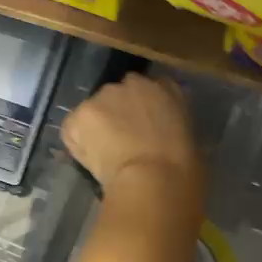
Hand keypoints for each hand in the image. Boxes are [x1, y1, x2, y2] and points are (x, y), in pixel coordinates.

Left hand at [61, 74, 200, 192]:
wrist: (155, 178)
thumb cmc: (182, 168)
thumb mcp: (189, 138)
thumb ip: (172, 123)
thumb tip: (161, 128)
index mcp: (166, 87)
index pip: (149, 90)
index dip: (141, 111)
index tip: (141, 130)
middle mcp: (133, 83)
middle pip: (117, 96)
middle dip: (116, 115)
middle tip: (122, 144)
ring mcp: (104, 96)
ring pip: (93, 110)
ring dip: (96, 127)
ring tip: (104, 155)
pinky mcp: (81, 114)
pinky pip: (73, 127)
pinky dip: (77, 142)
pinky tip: (90, 159)